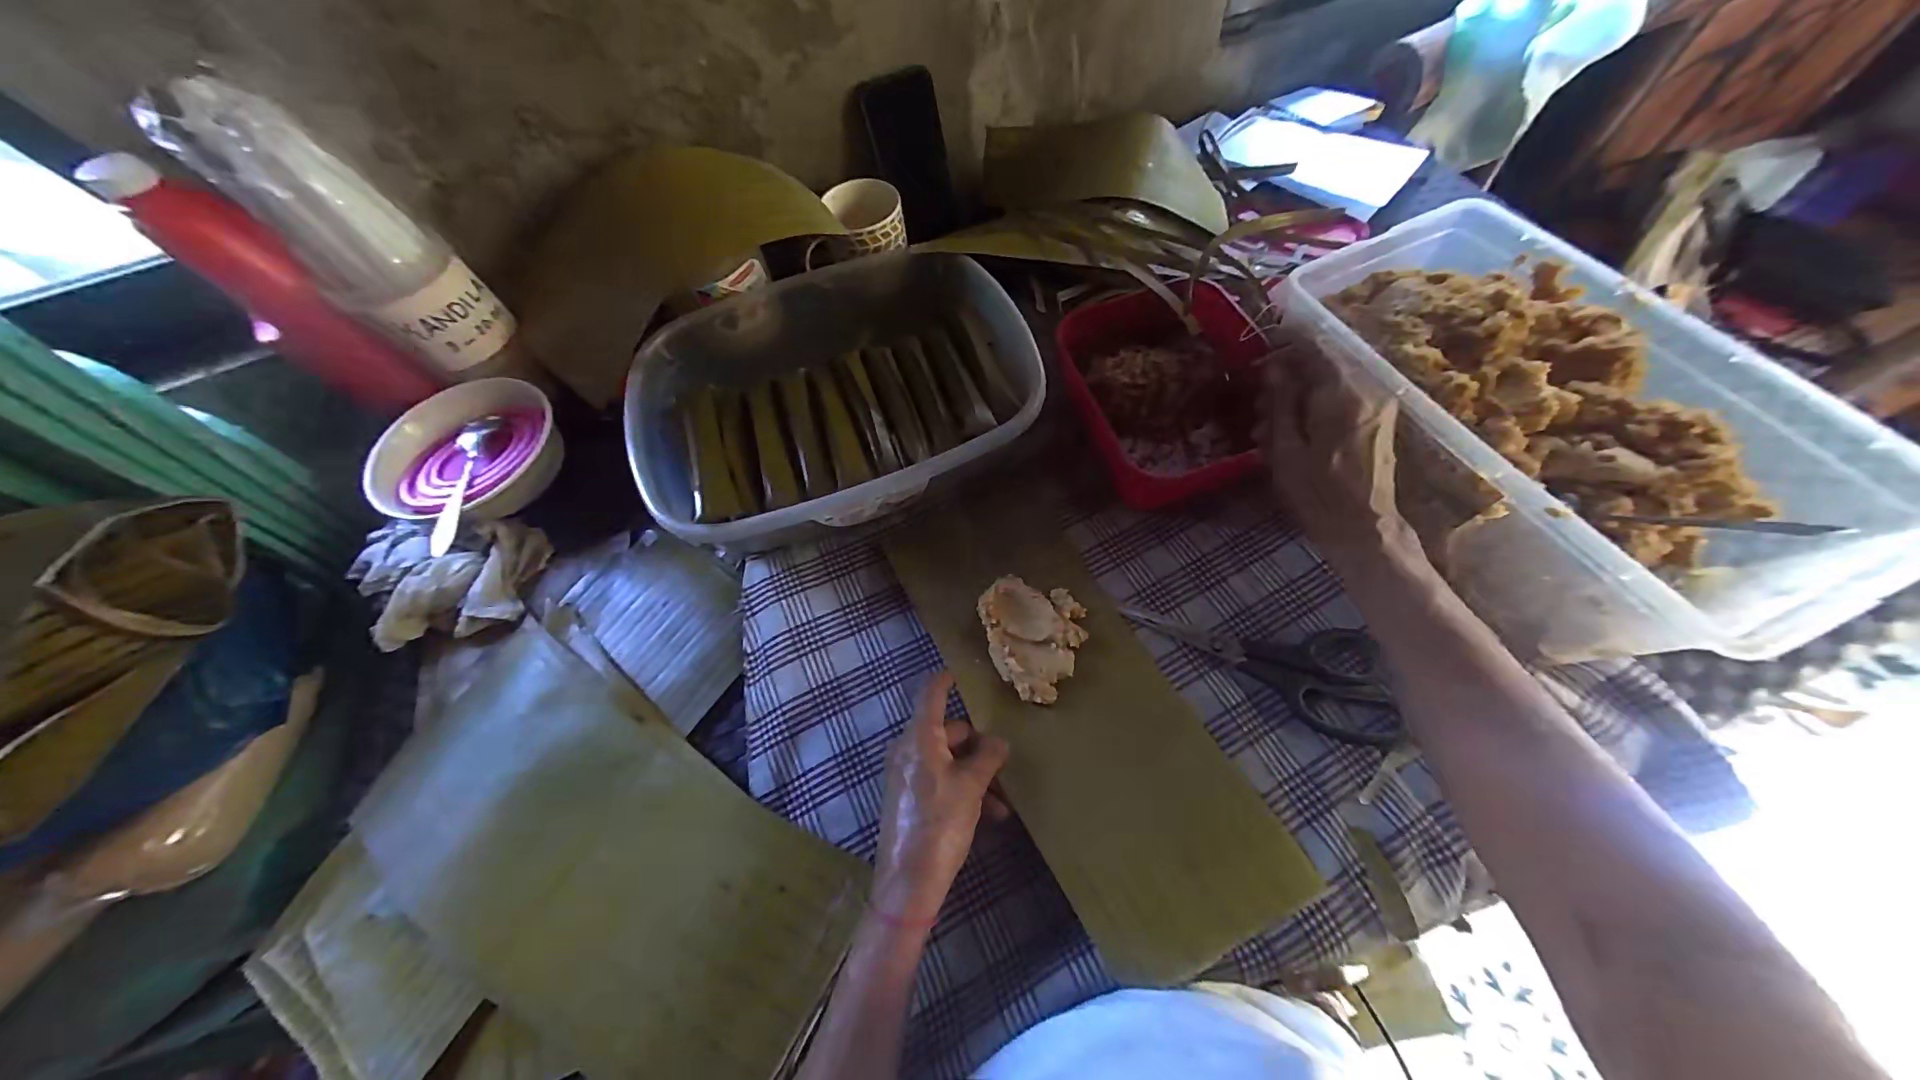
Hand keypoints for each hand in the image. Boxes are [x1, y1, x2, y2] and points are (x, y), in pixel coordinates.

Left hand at [871, 672, 1009, 925]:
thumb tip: (999, 741)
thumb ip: (987, 757)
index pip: (931, 693)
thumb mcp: (971, 787)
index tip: (961, 672)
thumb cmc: (940, 823)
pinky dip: (964, 790)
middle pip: (948, 731)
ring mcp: (906, 774)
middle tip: (1006, 764)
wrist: (909, 880)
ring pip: (949, 760)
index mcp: (919, 738)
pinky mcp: (909, 797)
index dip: (946, 680)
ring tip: (1003, 804)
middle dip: (979, 746)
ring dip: (977, 775)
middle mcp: (908, 749)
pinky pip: (941, 780)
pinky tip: (989, 816)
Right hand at [1262, 341, 1420, 567]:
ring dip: (1299, 396)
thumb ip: (1282, 401)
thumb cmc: (1318, 492)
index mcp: (1344, 393)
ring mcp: (1378, 403)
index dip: (1284, 349)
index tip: (1258, 360)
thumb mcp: (1286, 448)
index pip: (1314, 348)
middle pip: (1324, 364)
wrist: (1363, 527)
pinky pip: (1344, 398)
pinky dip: (1317, 406)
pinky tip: (1293, 433)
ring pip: (1332, 382)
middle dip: (1288, 379)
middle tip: (1257, 406)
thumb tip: (1274, 367)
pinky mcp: (1379, 419)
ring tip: (1268, 426)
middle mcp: (1369, 388)